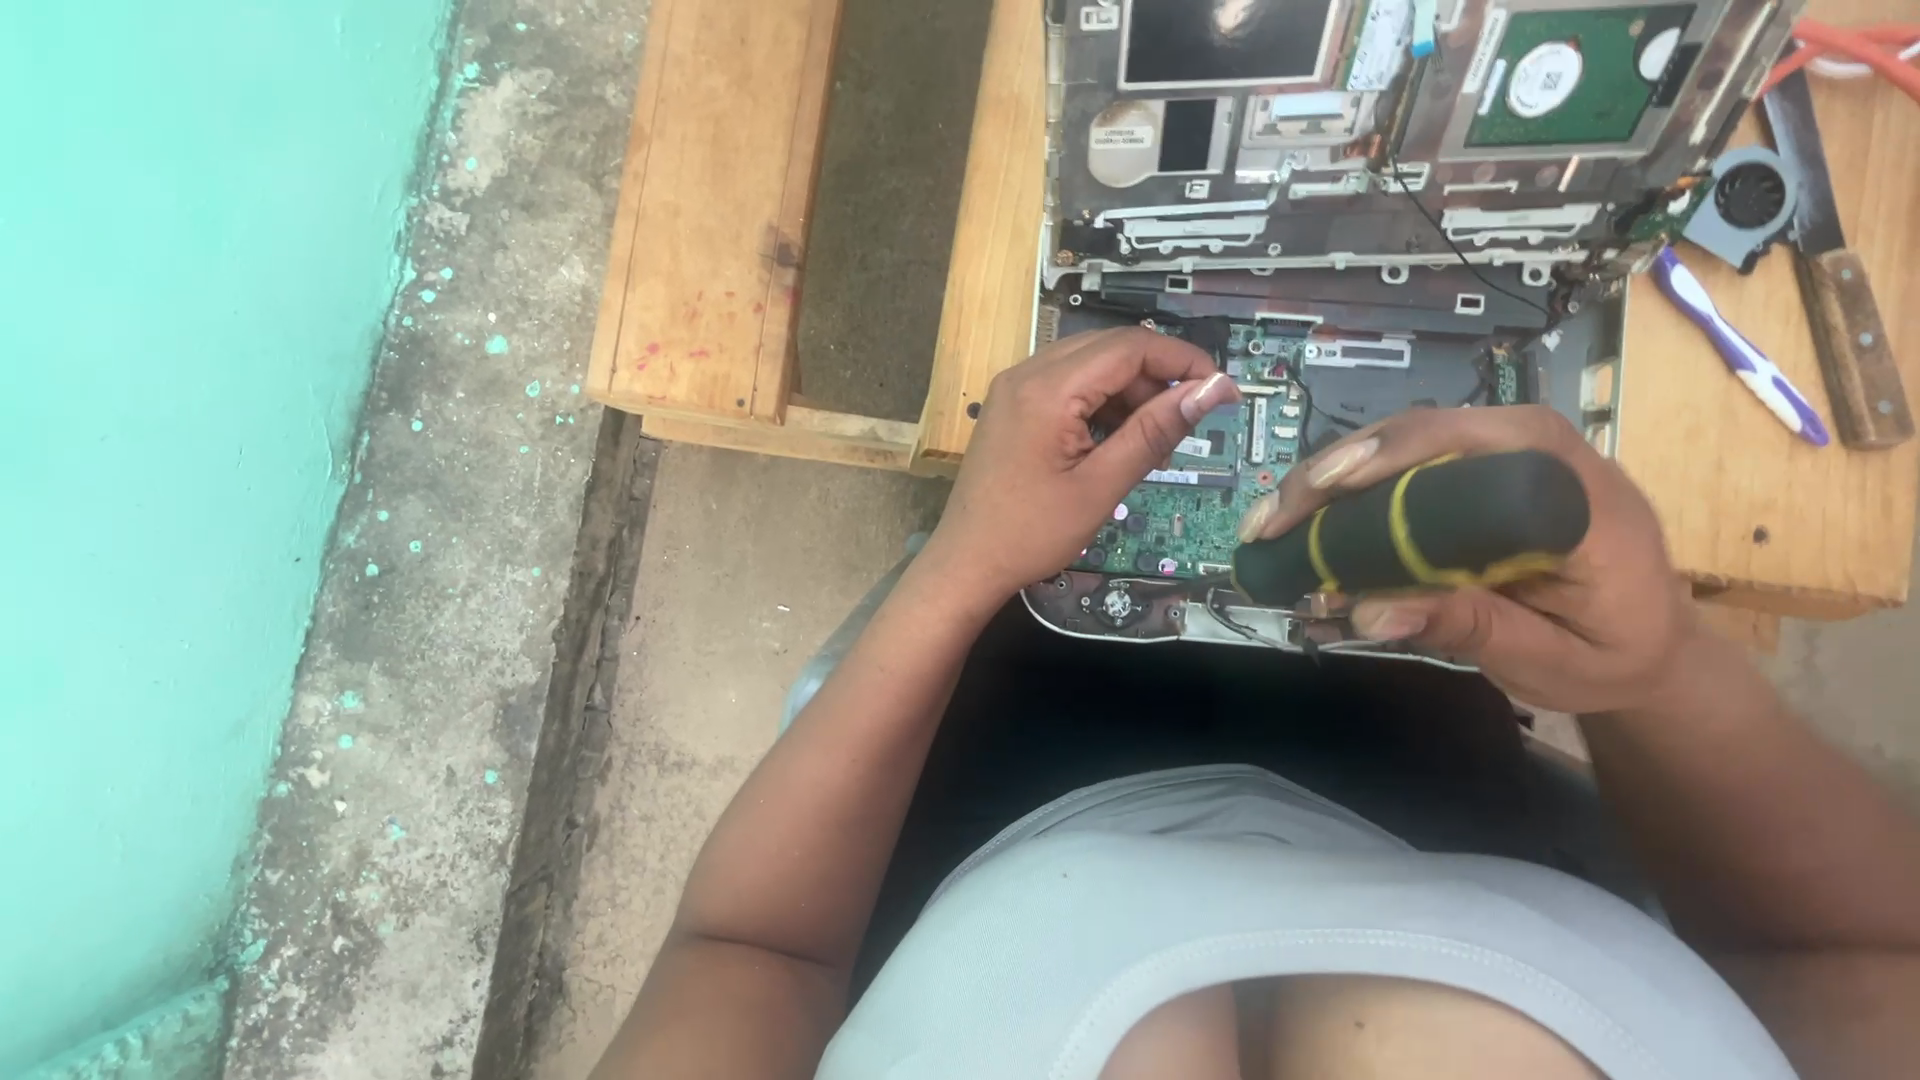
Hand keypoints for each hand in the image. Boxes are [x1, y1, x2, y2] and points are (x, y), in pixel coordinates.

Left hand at [924, 327, 1240, 597]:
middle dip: (1156, 378)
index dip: (1182, 361)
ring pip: (1088, 366)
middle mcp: (1026, 373)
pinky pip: (1065, 385)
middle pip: (1109, 350)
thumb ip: (1156, 432)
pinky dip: (1099, 403)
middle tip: (1185, 424)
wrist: (967, 562)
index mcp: (1047, 389)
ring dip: (1128, 393)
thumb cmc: (1032, 534)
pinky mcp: (1010, 406)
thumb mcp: (1101, 486)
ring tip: (1151, 443)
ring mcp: (1013, 388)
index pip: (1129, 347)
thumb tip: (1212, 390)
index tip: (1220, 391)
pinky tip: (1114, 441)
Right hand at [1237, 405, 1696, 713]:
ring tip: (1265, 526)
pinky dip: (1336, 497)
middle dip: (1331, 474)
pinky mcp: (1462, 475)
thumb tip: (1368, 612)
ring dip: (1320, 484)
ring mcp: (1493, 457)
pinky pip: (1390, 470)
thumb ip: (1474, 629)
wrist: (1646, 640)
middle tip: (1268, 523)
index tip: (1327, 492)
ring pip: (1391, 446)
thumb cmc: (1613, 652)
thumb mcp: (1555, 659)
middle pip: (1416, 434)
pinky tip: (1295, 525)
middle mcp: (1532, 452)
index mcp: (1576, 491)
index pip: (1479, 444)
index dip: (1395, 457)